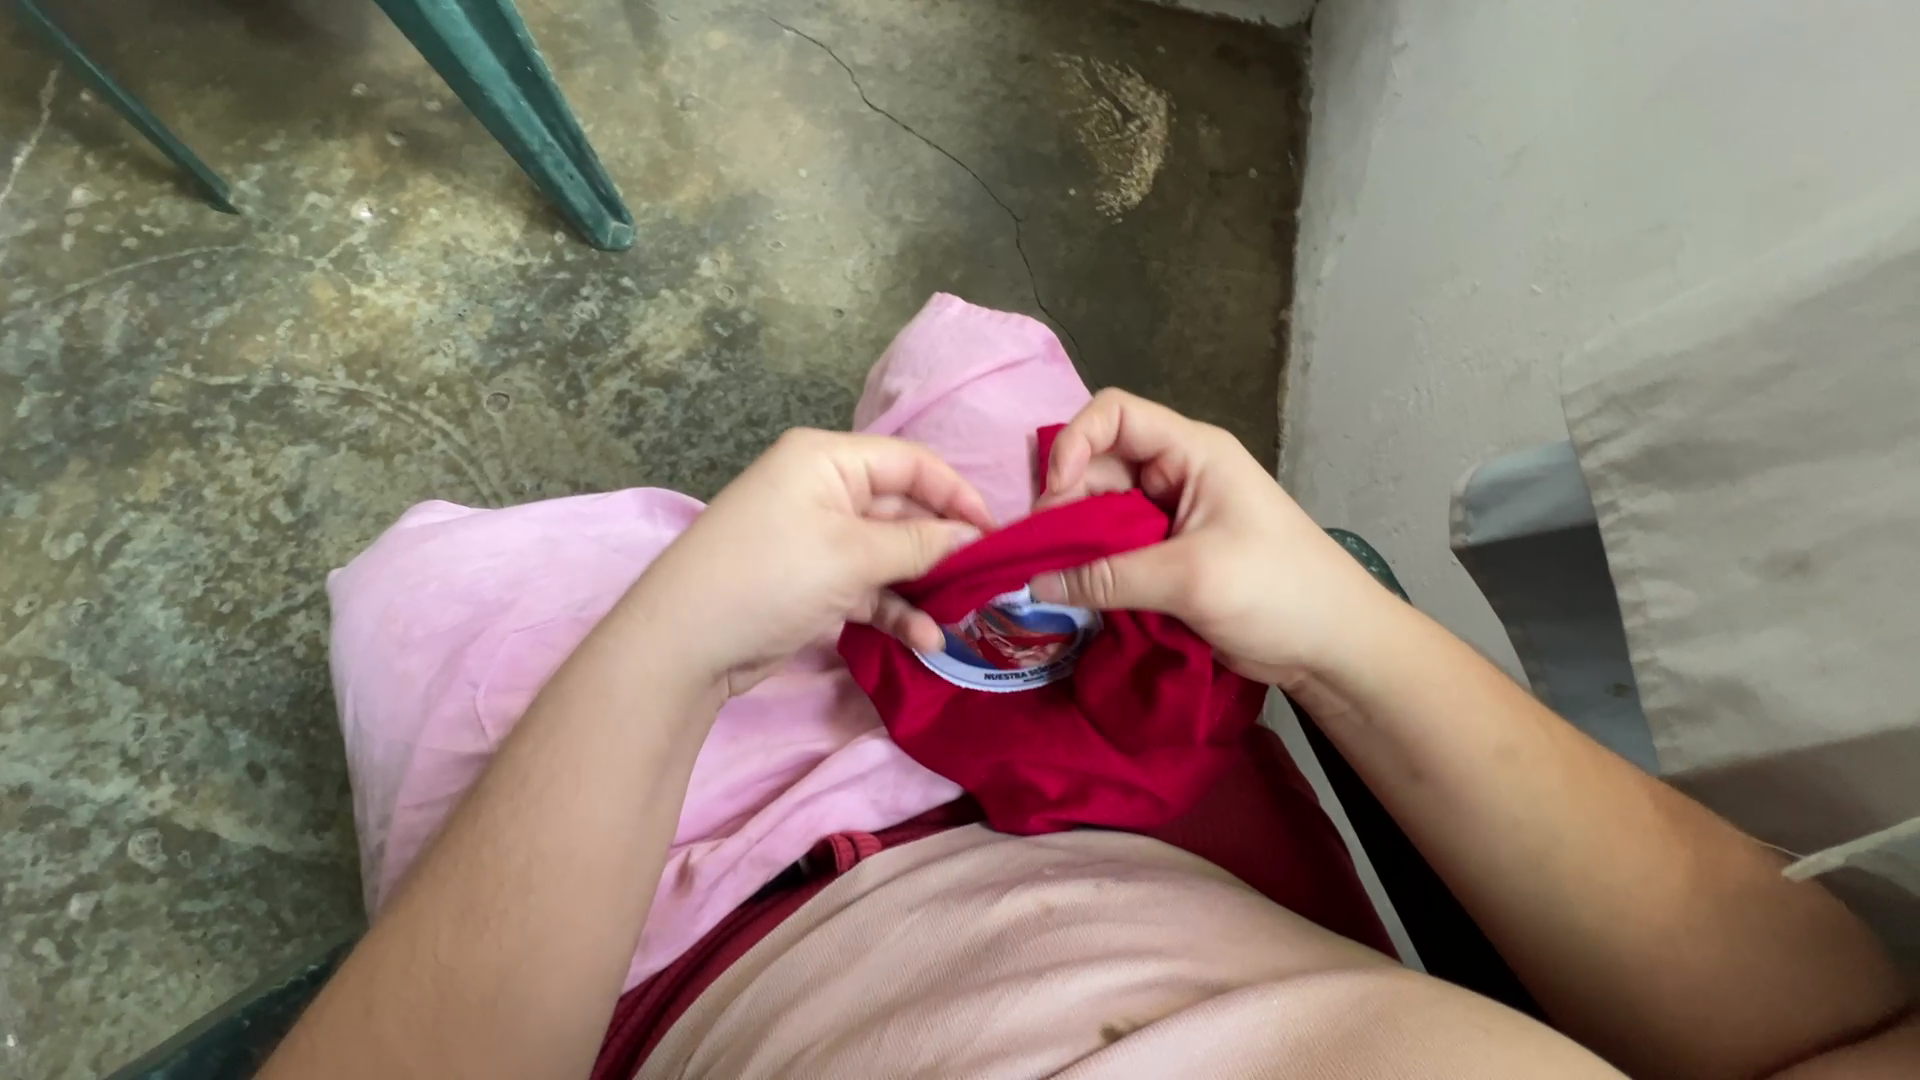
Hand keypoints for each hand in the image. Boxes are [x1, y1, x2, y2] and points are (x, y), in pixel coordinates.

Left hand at [623, 429, 995, 697]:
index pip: (912, 463)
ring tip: (963, 616)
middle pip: (904, 509)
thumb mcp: (852, 554)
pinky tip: (926, 639)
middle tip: (988, 580)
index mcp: (829, 460)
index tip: (998, 534)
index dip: (958, 495)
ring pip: (890, 554)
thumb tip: (976, 537)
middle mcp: (825, 490)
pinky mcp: (815, 582)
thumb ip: (920, 543)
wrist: (684, 645)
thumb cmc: (771, 575)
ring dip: (924, 586)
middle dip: (943, 546)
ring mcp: (819, 539)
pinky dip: (896, 609)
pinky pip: (869, 587)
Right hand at [1029, 389, 1395, 688]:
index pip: (1115, 415)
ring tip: (1046, 576)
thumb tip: (1033, 583)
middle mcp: (1175, 474)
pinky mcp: (1164, 556)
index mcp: (1192, 452)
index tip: (1054, 497)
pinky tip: (1068, 590)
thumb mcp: (1191, 578)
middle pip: (1097, 467)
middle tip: (1037, 553)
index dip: (1074, 443)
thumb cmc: (1279, 591)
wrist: (1333, 647)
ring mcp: (1168, 517)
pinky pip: (1112, 549)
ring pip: (1100, 512)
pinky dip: (1089, 566)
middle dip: (1064, 505)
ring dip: (1072, 540)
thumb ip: (1108, 578)